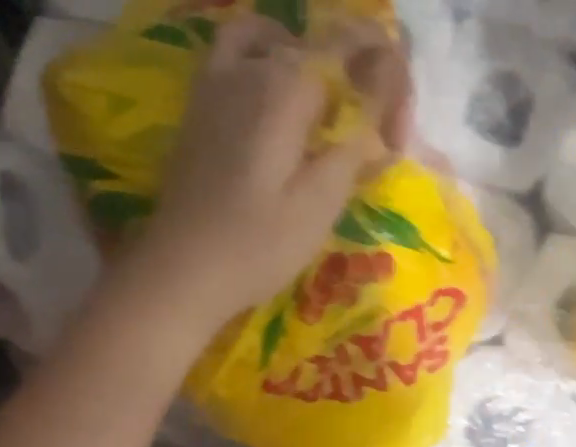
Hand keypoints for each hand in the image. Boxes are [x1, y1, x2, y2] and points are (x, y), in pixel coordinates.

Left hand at [121, 16, 406, 326]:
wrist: (181, 272)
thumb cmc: (256, 247)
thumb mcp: (321, 202)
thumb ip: (357, 139)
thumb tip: (384, 96)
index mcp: (288, 82)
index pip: (357, 45)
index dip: (389, 83)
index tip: (394, 140)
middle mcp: (251, 64)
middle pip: (322, 46)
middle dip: (360, 85)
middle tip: (373, 147)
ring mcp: (218, 79)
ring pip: (283, 45)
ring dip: (316, 69)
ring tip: (329, 116)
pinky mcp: (200, 104)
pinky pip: (239, 52)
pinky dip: (267, 58)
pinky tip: (277, 97)